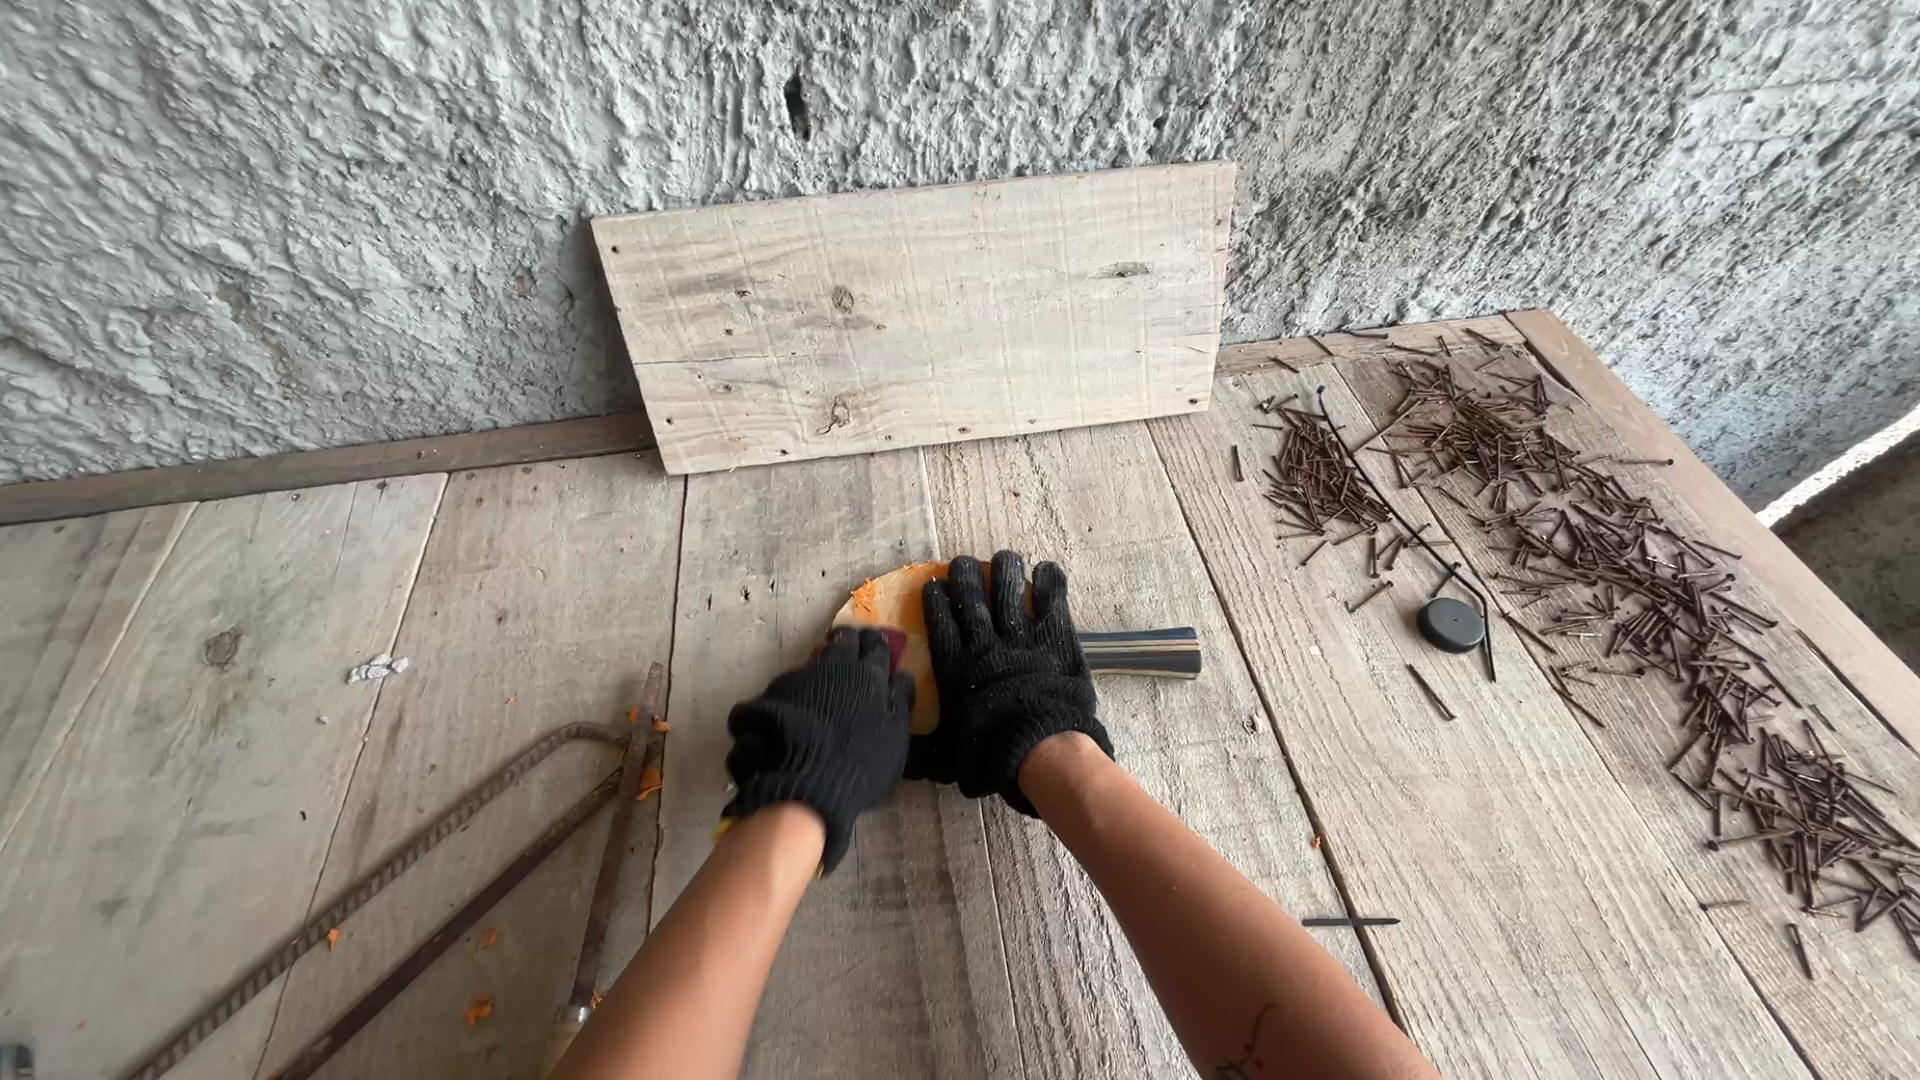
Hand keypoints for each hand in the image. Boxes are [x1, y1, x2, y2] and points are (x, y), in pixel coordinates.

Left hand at [723, 627, 913, 871]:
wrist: (802, 778)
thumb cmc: (860, 762)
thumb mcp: (895, 736)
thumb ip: (899, 703)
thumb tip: (902, 676)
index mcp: (870, 676)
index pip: (878, 647)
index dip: (878, 643)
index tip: (877, 641)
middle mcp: (837, 667)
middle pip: (846, 641)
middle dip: (851, 640)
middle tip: (853, 645)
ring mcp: (804, 677)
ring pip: (818, 658)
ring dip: (825, 661)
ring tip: (826, 673)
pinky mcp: (776, 691)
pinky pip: (794, 681)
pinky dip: (800, 686)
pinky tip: (798, 702)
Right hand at [908, 551, 1111, 814]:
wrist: (1038, 746)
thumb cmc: (989, 753)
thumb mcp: (947, 754)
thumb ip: (926, 748)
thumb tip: (904, 759)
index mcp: (956, 667)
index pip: (941, 623)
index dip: (936, 601)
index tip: (934, 584)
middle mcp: (984, 645)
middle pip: (971, 600)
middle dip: (965, 577)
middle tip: (962, 562)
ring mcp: (1019, 638)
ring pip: (1008, 593)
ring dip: (1005, 571)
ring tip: (1004, 557)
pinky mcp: (1053, 638)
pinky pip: (1050, 603)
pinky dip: (1050, 584)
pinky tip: (1047, 569)